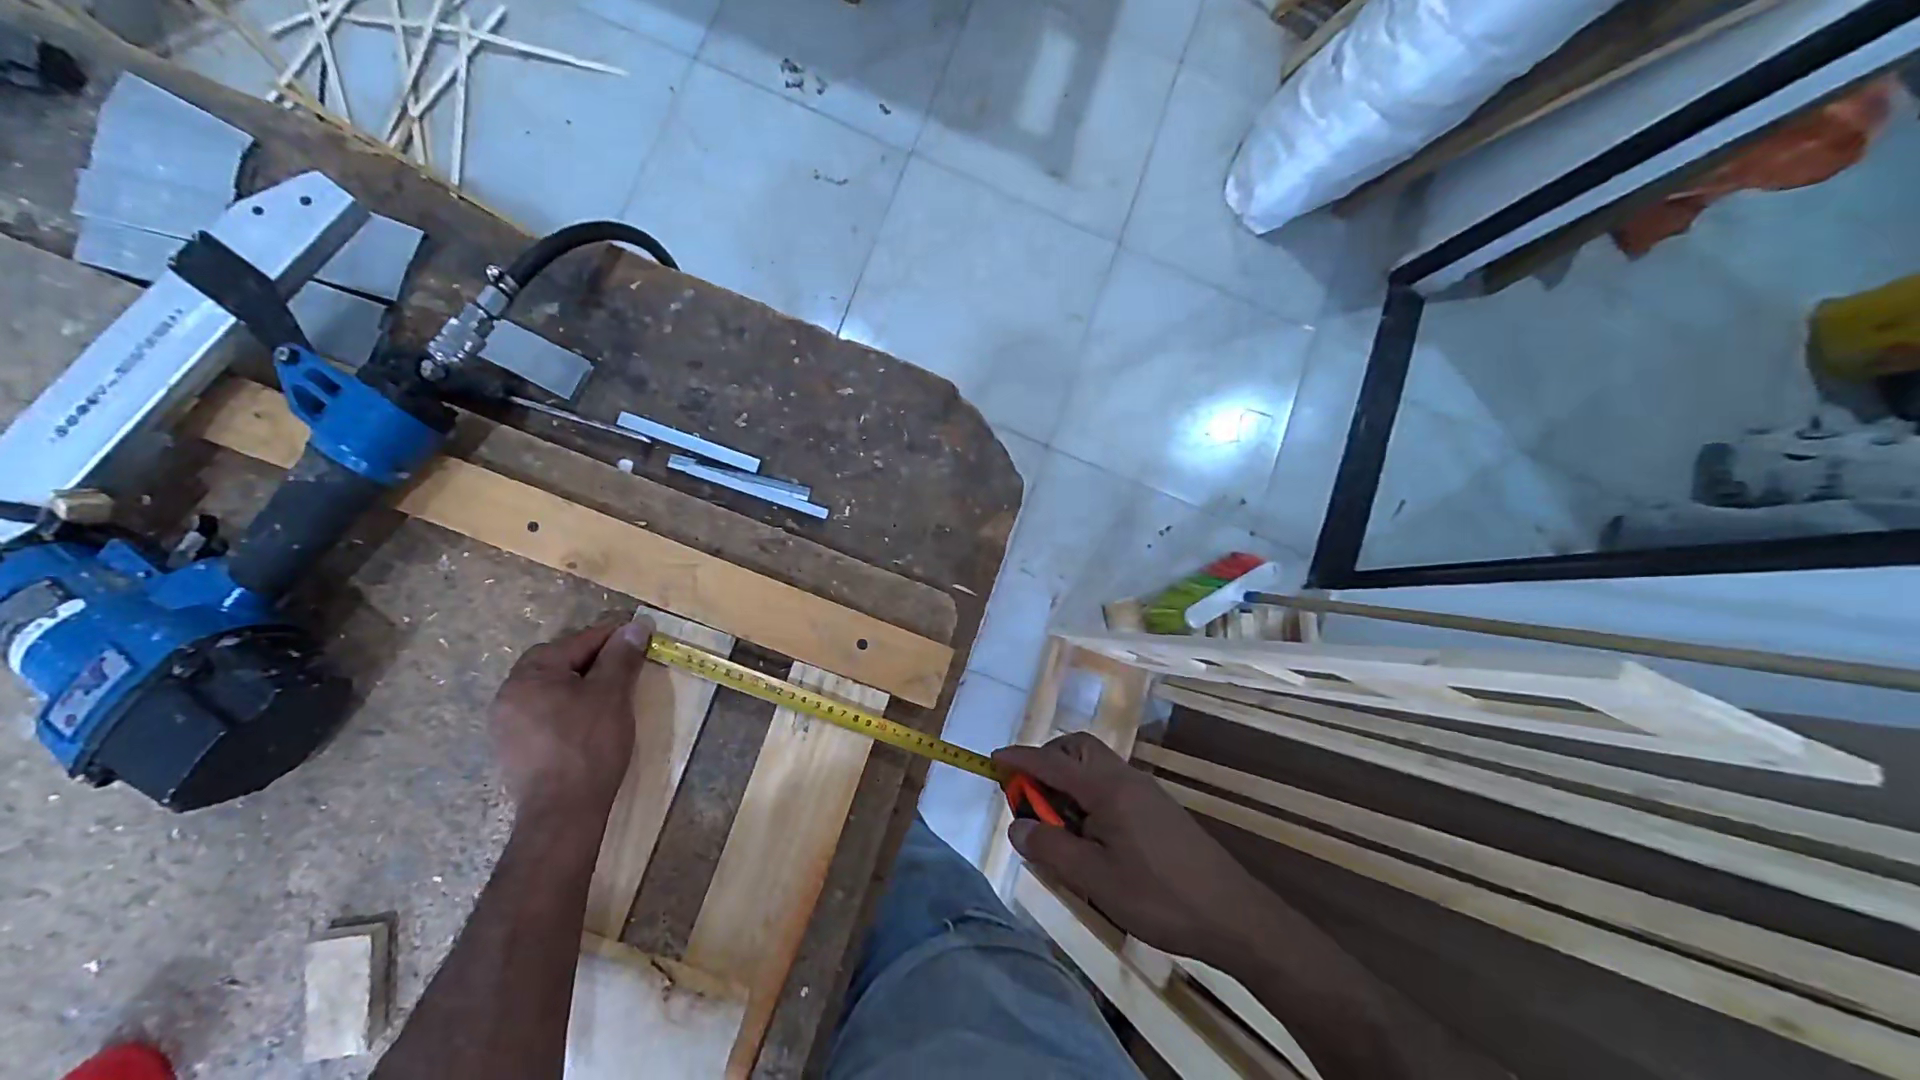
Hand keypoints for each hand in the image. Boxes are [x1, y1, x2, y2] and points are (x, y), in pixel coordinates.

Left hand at [491, 617, 653, 819]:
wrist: (563, 812)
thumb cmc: (590, 745)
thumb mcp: (612, 694)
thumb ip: (622, 656)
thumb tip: (635, 625)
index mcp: (530, 674)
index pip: (578, 641)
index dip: (613, 635)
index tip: (642, 634)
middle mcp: (509, 693)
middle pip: (559, 661)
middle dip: (594, 658)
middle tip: (628, 663)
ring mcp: (506, 723)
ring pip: (551, 687)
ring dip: (581, 682)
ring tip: (612, 690)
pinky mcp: (513, 747)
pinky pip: (544, 711)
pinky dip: (568, 706)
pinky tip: (589, 718)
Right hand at [993, 732, 1286, 964]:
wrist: (1234, 915)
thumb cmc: (1160, 897)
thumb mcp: (1095, 880)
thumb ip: (1052, 850)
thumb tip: (1018, 827)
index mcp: (1107, 789)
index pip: (1052, 763)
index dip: (1020, 759)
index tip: (993, 759)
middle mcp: (1125, 779)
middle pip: (1077, 749)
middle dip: (1047, 761)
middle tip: (1030, 799)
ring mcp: (1144, 792)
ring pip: (1095, 766)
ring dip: (1068, 781)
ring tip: (1058, 826)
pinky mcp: (1156, 808)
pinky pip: (1110, 785)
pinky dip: (1088, 796)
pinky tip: (1090, 837)